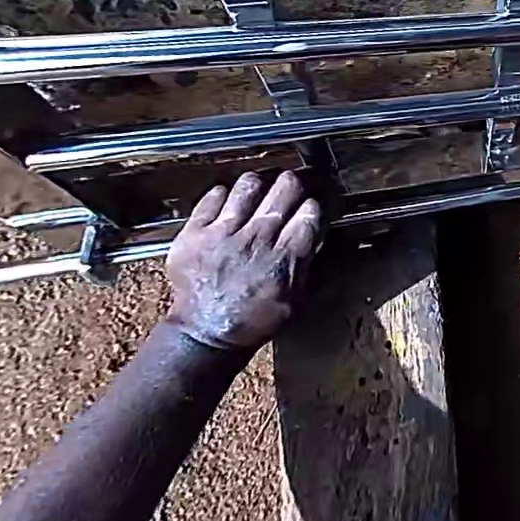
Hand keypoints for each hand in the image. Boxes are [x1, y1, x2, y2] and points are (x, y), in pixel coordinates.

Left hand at [164, 171, 322, 351]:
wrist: (205, 335)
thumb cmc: (255, 319)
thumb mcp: (298, 298)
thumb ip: (311, 264)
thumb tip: (325, 241)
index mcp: (288, 255)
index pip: (310, 211)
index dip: (313, 206)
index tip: (310, 210)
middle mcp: (259, 238)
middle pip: (285, 189)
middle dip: (292, 185)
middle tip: (290, 187)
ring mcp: (224, 234)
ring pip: (249, 186)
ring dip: (258, 185)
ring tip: (259, 191)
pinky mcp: (194, 234)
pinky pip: (212, 198)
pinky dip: (222, 195)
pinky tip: (228, 204)